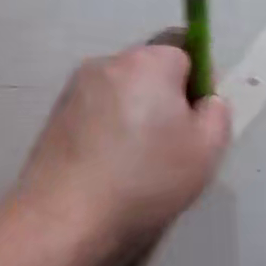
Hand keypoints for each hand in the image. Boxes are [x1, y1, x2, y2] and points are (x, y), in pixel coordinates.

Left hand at [14, 44, 230, 256]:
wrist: (64, 214)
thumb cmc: (143, 179)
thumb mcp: (206, 149)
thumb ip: (215, 112)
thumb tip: (201, 100)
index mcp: (146, 61)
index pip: (184, 52)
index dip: (193, 86)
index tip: (189, 124)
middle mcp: (103, 64)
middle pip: (145, 72)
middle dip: (158, 100)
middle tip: (162, 148)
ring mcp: (71, 91)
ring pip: (116, 95)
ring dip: (127, 116)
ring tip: (128, 162)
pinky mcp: (51, 117)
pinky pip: (90, 115)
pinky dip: (101, 132)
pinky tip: (101, 166)